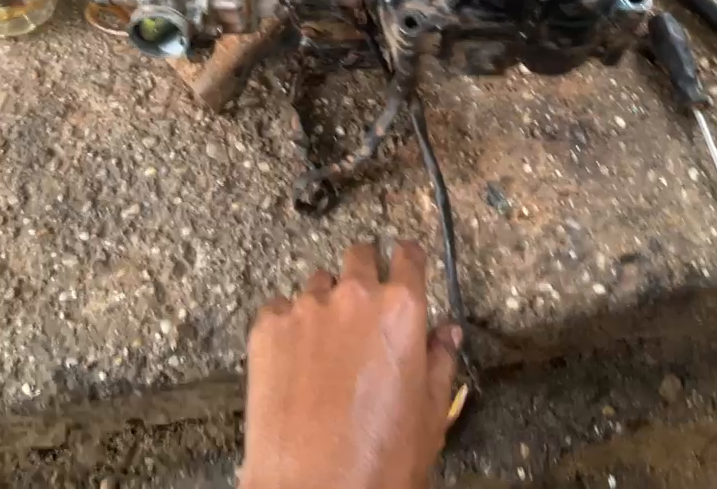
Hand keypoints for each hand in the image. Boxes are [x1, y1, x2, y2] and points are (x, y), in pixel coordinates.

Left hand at [241, 241, 462, 488]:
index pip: (408, 255)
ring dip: (325, 303)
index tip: (405, 264)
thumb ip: (440, 361)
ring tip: (323, 346)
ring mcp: (307, 307)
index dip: (408, 258)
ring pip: (318, 283)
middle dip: (364, 272)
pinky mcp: (268, 326)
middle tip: (362, 308)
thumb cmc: (382, 461)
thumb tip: (447, 332)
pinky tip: (292, 363)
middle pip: (359, 254)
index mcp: (401, 308)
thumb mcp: (430, 415)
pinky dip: (287, 326)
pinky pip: (279, 308)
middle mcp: (355, 295)